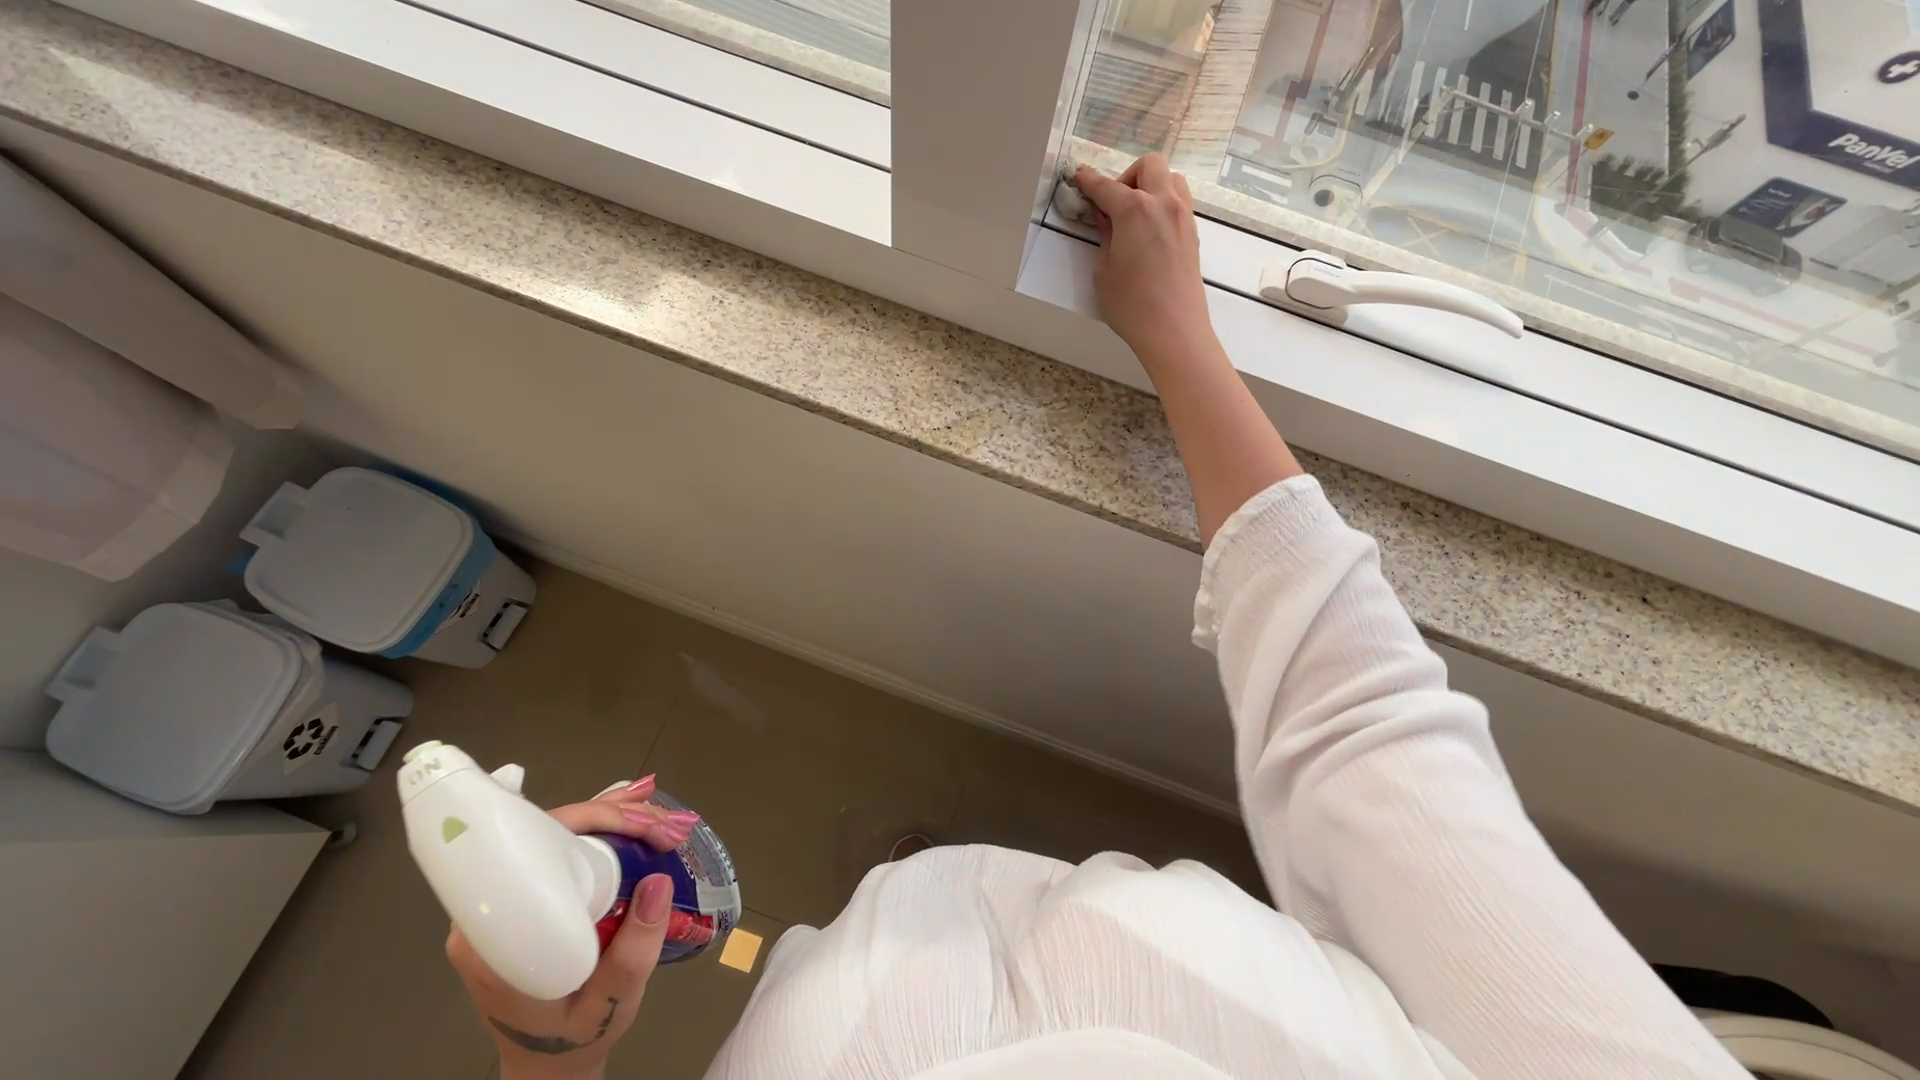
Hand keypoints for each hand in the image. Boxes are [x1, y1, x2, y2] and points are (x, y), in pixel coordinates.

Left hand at [446, 776, 694, 1079]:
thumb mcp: (610, 1004)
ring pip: (557, 840)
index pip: (534, 846)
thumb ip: (633, 953)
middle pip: (549, 836)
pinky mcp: (525, 903)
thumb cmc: (575, 1039)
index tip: (643, 826)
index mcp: (492, 933)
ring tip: (660, 817)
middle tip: (667, 824)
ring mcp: (506, 904)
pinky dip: (601, 836)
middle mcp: (488, 909)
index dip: (592, 821)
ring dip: (613, 821)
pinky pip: (559, 855)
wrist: (550, 1069)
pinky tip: (634, 821)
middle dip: (615, 818)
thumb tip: (659, 881)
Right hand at [1075, 155, 1213, 361]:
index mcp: (1135, 210)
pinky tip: (1148, 231)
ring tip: (1134, 215)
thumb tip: (1108, 218)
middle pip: (1149, 166)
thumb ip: (1106, 236)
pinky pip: (1178, 201)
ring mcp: (1182, 217)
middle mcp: (1163, 204)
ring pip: (1170, 179)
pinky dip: (1162, 203)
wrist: (1174, 330)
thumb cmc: (1131, 305)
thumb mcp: (1104, 270)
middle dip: (1127, 176)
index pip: (1106, 186)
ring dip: (1151, 186)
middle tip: (1114, 204)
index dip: (1089, 181)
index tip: (1079, 176)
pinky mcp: (1192, 234)